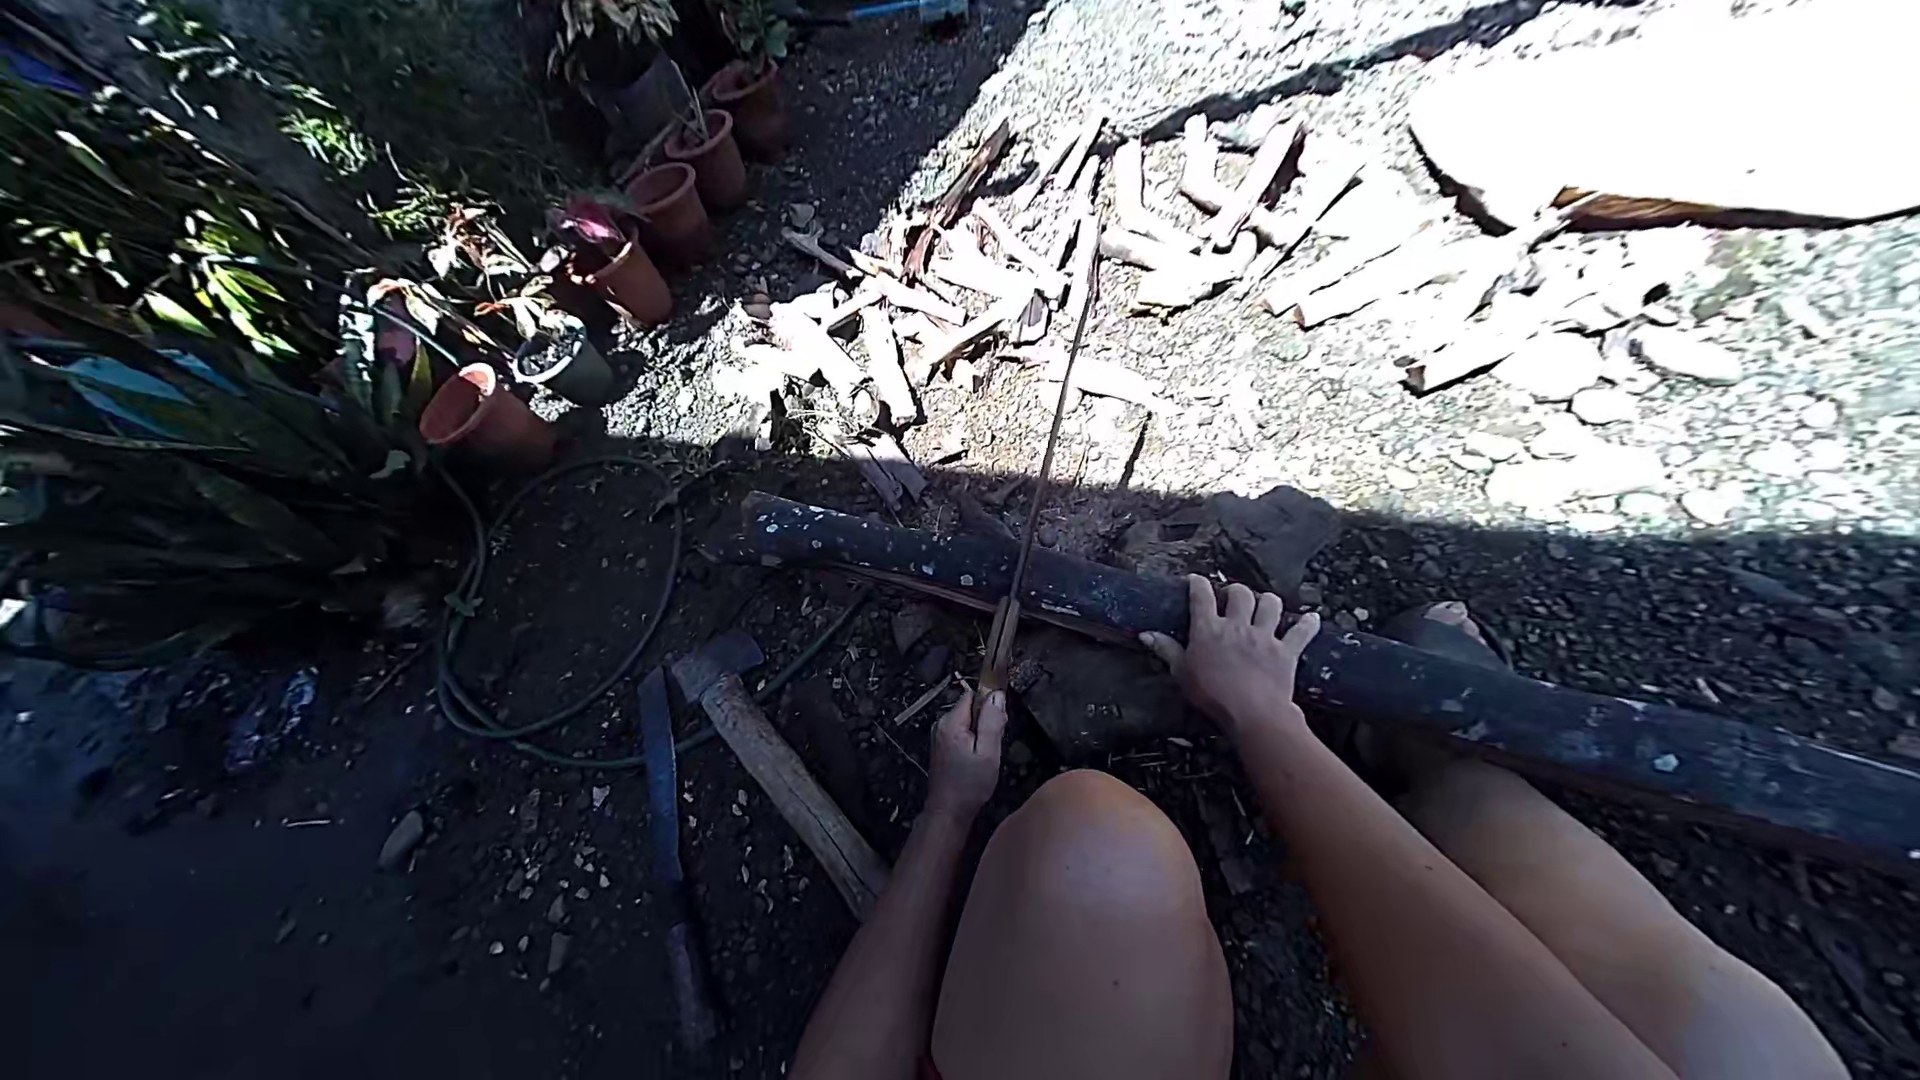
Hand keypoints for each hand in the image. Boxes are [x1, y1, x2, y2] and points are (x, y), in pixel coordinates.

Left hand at [925, 688, 1006, 821]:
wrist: (948, 812)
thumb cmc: (970, 784)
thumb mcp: (988, 752)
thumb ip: (992, 721)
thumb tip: (997, 694)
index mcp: (951, 722)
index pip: (972, 695)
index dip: (989, 704)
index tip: (999, 723)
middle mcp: (941, 724)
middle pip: (970, 708)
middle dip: (986, 720)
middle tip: (994, 744)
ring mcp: (939, 735)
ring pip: (967, 721)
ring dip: (980, 732)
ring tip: (986, 754)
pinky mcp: (941, 746)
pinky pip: (961, 733)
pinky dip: (972, 741)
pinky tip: (977, 759)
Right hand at [1140, 575, 1320, 739]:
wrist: (1252, 713)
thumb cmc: (1211, 694)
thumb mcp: (1181, 673)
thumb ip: (1166, 650)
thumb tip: (1146, 634)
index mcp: (1208, 629)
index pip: (1201, 596)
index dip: (1198, 583)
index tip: (1196, 580)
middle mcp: (1237, 625)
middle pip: (1240, 594)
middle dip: (1235, 591)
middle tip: (1231, 596)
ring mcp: (1264, 636)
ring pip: (1270, 605)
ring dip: (1267, 600)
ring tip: (1263, 603)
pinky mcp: (1286, 651)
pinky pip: (1302, 632)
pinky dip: (1308, 624)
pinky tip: (1312, 618)